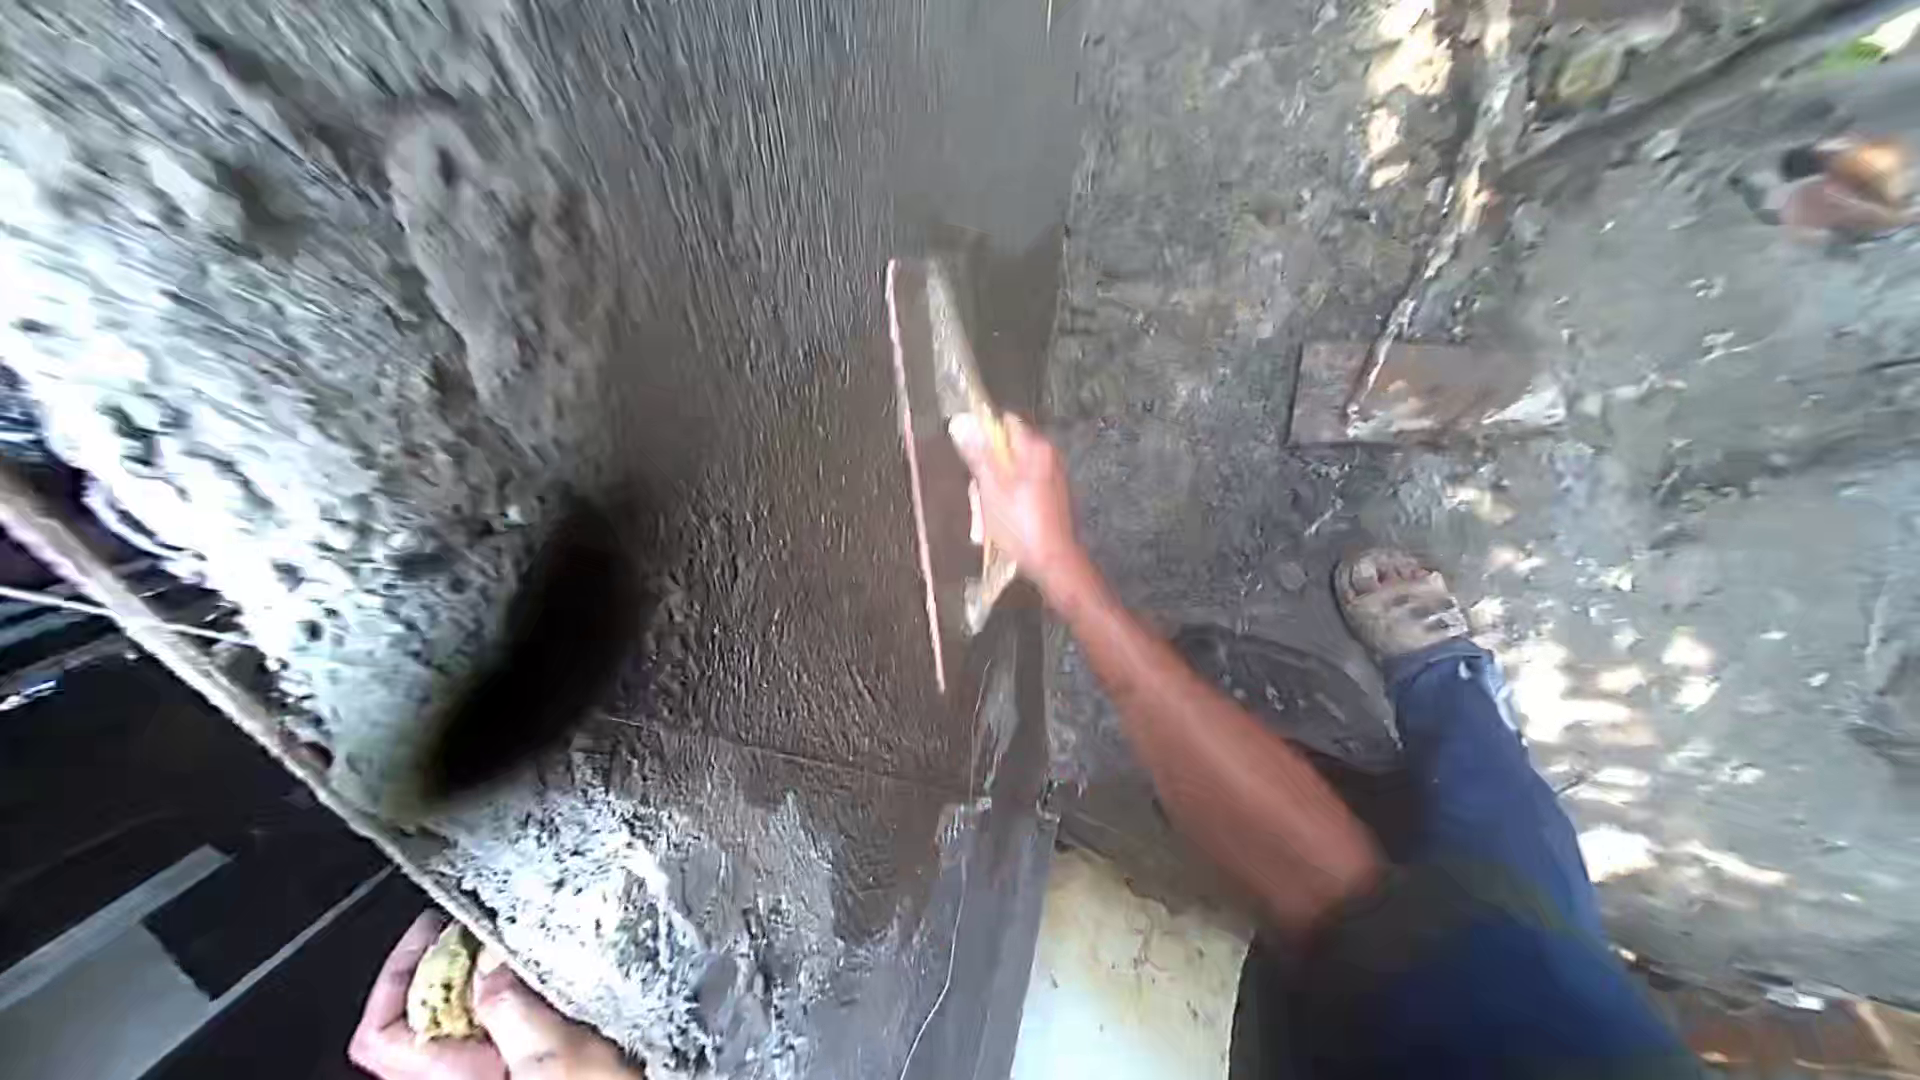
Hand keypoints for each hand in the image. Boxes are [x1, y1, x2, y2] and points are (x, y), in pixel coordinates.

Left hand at [350, 911, 639, 1079]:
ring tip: (514, 935)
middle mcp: (454, 1078)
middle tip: (483, 918)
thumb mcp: (550, 1055)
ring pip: (459, 1011)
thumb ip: (512, 1007)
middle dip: (448, 959)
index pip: (381, 1033)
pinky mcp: (517, 1059)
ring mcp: (484, 1070)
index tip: (434, 924)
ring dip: (482, 968)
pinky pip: (495, 1014)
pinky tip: (539, 963)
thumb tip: (487, 958)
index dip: (398, 974)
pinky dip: (510, 982)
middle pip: (420, 1012)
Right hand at [947, 413, 1088, 598]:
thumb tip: (961, 423)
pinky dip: (1007, 502)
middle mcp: (1046, 458)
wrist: (1053, 561)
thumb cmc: (1023, 527)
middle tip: (980, 498)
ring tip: (989, 517)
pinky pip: (1019, 490)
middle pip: (1003, 451)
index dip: (982, 438)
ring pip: (1008, 474)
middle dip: (986, 473)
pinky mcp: (1048, 496)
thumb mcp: (991, 489)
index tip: (970, 460)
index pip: (1002, 423)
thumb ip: (977, 455)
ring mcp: (1049, 477)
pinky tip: (1002, 523)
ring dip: (992, 492)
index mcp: (1035, 449)